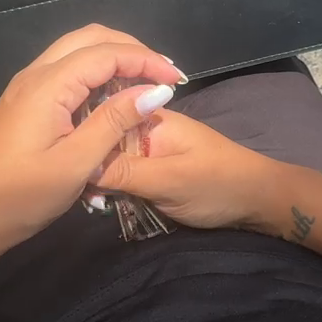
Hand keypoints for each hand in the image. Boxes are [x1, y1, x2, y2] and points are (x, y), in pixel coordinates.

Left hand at [0, 25, 183, 255]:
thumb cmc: (22, 196)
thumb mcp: (76, 163)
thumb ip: (115, 122)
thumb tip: (157, 90)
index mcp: (48, 85)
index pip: (107, 53)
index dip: (146, 60)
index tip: (176, 81)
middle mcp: (36, 74)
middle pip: (91, 38)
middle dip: (132, 49)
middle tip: (163, 75)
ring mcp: (27, 86)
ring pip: (77, 50)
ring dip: (114, 58)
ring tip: (145, 82)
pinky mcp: (25, 101)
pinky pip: (66, 70)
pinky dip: (96, 73)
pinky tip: (113, 96)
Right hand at [91, 111, 284, 231]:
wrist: (259, 202)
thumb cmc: (217, 185)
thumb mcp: (167, 180)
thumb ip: (123, 172)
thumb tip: (76, 166)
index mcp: (150, 118)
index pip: (101, 120)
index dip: (80, 141)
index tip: (62, 167)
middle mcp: (147, 129)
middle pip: (103, 142)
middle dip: (88, 166)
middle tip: (80, 196)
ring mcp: (152, 151)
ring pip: (112, 162)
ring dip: (101, 181)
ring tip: (91, 204)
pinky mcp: (156, 172)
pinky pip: (125, 176)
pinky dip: (116, 189)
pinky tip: (104, 203)